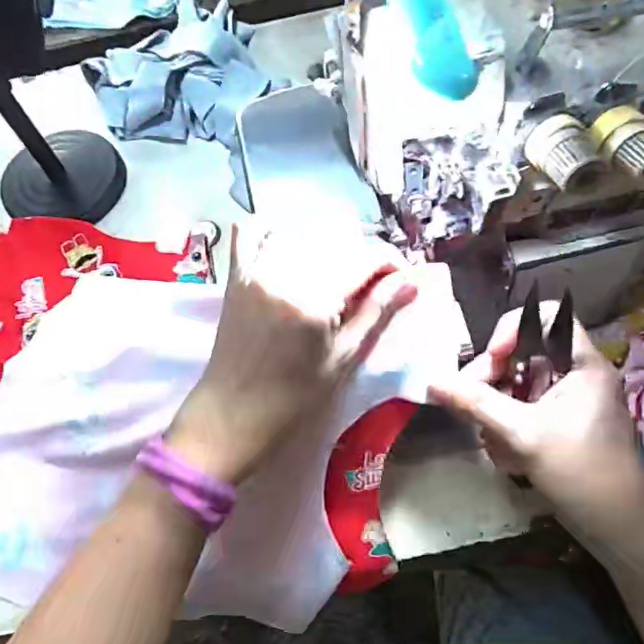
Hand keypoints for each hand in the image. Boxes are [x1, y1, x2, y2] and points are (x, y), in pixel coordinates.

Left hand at [166, 224, 418, 483]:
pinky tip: (292, 245)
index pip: (364, 256)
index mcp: (314, 300)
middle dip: (363, 251)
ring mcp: (255, 271)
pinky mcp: (236, 275)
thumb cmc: (295, 397)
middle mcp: (283, 275)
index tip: (401, 276)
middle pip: (336, 237)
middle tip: (375, 278)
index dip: (390, 260)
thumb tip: (410, 281)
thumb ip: (376, 312)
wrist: (234, 413)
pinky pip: (252, 232)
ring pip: (301, 230)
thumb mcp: (344, 358)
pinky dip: (274, 229)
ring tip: (338, 268)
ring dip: (327, 240)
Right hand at [428, 302, 643, 546]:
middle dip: (494, 379)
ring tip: (491, 440)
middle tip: (469, 404)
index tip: (490, 360)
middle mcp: (579, 375)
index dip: (512, 330)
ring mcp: (572, 403)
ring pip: (522, 387)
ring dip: (499, 410)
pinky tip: (507, 458)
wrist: (619, 527)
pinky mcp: (564, 427)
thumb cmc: (579, 471)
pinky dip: (512, 429)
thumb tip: (432, 382)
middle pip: (526, 354)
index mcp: (583, 364)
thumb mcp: (522, 434)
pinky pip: (528, 412)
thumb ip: (476, 403)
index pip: (546, 318)